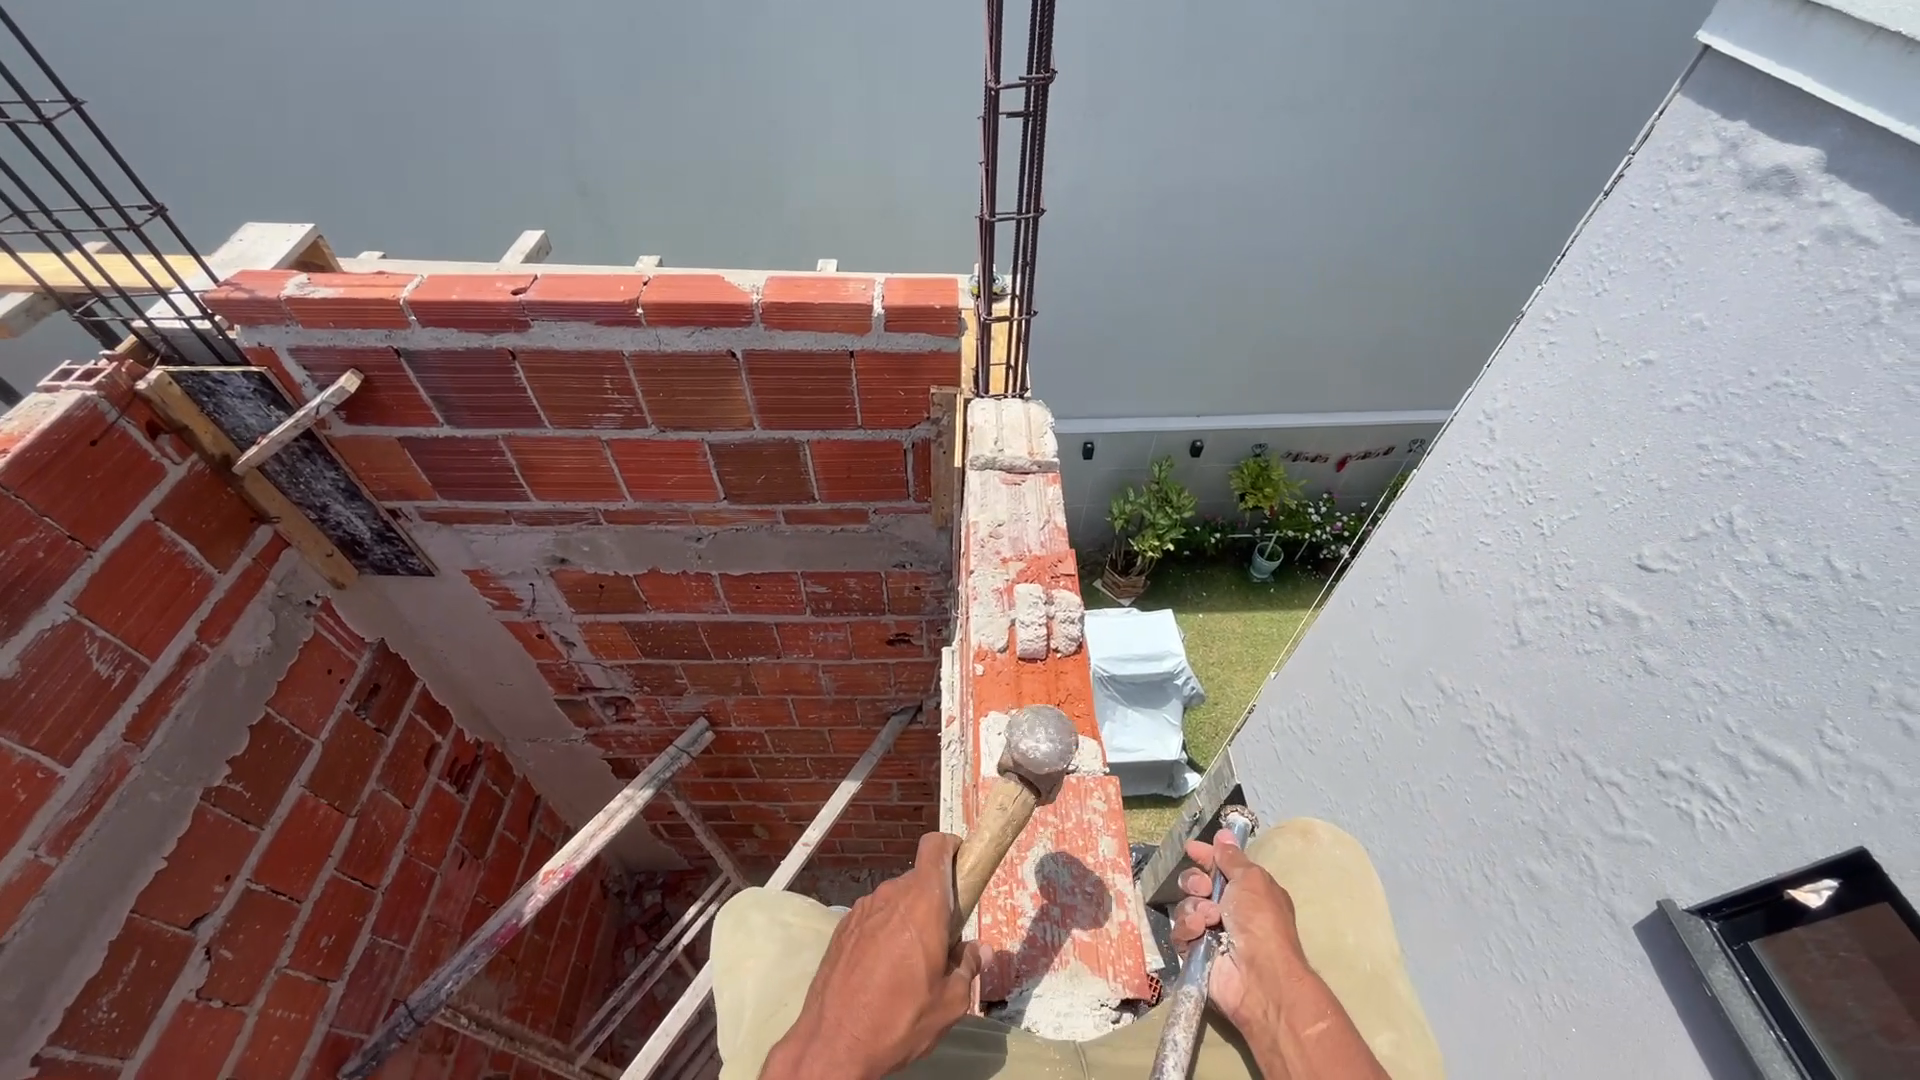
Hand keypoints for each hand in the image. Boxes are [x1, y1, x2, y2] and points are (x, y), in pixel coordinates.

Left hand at [762, 833, 987, 1079]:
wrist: (832, 1044)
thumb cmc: (899, 1019)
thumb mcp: (950, 1002)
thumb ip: (968, 967)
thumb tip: (979, 950)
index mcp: (923, 903)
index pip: (936, 847)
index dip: (952, 848)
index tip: (962, 867)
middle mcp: (891, 895)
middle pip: (919, 881)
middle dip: (934, 903)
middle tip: (942, 943)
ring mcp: (862, 909)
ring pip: (895, 902)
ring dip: (907, 920)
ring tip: (909, 965)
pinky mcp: (842, 928)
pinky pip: (873, 919)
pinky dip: (883, 933)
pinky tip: (881, 971)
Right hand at [1169, 827, 1308, 1032]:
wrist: (1259, 975)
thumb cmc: (1260, 921)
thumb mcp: (1251, 879)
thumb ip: (1232, 858)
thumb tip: (1224, 834)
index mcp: (1248, 892)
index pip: (1220, 866)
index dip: (1205, 855)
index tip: (1190, 848)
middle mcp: (1229, 910)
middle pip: (1196, 884)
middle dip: (1195, 882)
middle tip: (1205, 890)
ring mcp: (1211, 932)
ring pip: (1185, 906)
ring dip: (1195, 907)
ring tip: (1210, 919)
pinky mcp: (1195, 952)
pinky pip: (1180, 931)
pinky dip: (1189, 929)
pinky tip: (1201, 933)